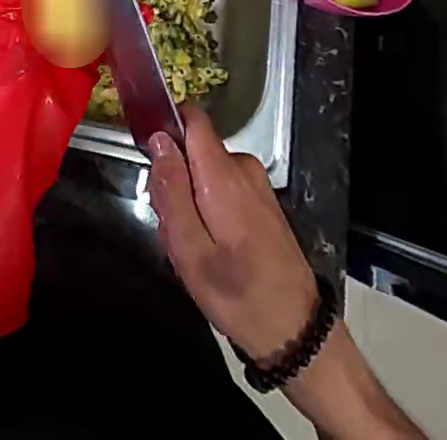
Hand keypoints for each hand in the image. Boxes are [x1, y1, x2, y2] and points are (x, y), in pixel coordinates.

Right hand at [145, 104, 317, 362]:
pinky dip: (207, 209)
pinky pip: (221, 186)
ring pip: (204, 172)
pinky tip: (209, 249)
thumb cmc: (237, 293)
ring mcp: (255, 182)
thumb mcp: (190, 250)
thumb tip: (160, 139)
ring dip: (188, 201)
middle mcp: (242, 167)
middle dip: (173, 180)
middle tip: (171, 230)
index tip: (151, 164)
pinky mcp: (261, 198)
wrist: (295, 328)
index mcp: (223, 174)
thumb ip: (172, 190)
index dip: (166, 129)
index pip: (193, 119)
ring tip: (190, 248)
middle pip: (192, 150)